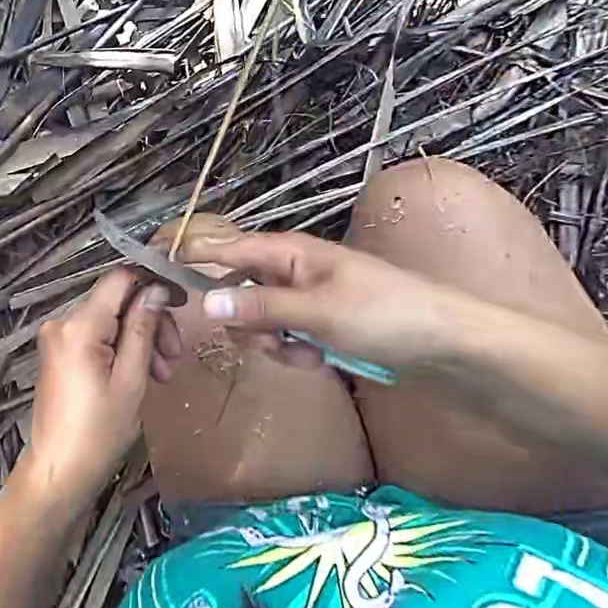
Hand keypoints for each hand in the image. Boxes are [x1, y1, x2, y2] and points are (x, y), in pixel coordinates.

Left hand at [20, 268, 178, 500]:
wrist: (59, 471)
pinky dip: (121, 348)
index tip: (179, 302)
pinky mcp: (60, 352)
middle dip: (150, 321)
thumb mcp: (131, 380)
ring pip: (110, 318)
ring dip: (140, 338)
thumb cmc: (97, 433)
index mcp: (79, 326)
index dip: (153, 283)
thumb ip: (143, 329)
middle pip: (116, 300)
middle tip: (174, 354)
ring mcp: (58, 337)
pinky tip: (142, 373)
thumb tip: (157, 291)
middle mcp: (63, 322)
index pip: (119, 279)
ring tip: (162, 372)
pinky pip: (97, 335)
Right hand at [177, 226, 480, 371]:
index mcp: (288, 252)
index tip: (158, 270)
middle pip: (238, 292)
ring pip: (261, 321)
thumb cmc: (385, 314)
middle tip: (270, 339)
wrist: (449, 344)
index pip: (225, 248)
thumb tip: (203, 303)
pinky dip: (298, 353)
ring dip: (275, 342)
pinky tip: (324, 360)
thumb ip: (258, 309)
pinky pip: (287, 338)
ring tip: (308, 352)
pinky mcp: (321, 324)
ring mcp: (306, 299)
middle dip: (248, 322)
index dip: (192, 257)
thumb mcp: (317, 313)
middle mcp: (291, 271)